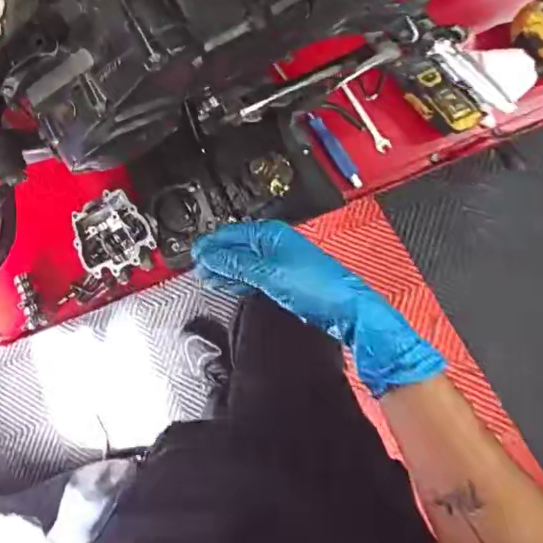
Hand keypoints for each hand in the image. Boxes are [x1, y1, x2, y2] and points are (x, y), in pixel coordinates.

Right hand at [192, 219, 445, 395]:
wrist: (347, 309)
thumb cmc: (317, 285)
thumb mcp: (268, 273)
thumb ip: (236, 264)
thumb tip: (211, 256)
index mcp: (272, 233)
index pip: (232, 232)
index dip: (211, 242)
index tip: (195, 251)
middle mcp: (277, 243)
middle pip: (238, 245)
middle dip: (216, 255)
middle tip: (196, 264)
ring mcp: (282, 261)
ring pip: (245, 260)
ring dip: (225, 268)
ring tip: (207, 276)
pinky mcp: (286, 279)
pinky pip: (255, 274)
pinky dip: (239, 278)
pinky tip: (230, 284)